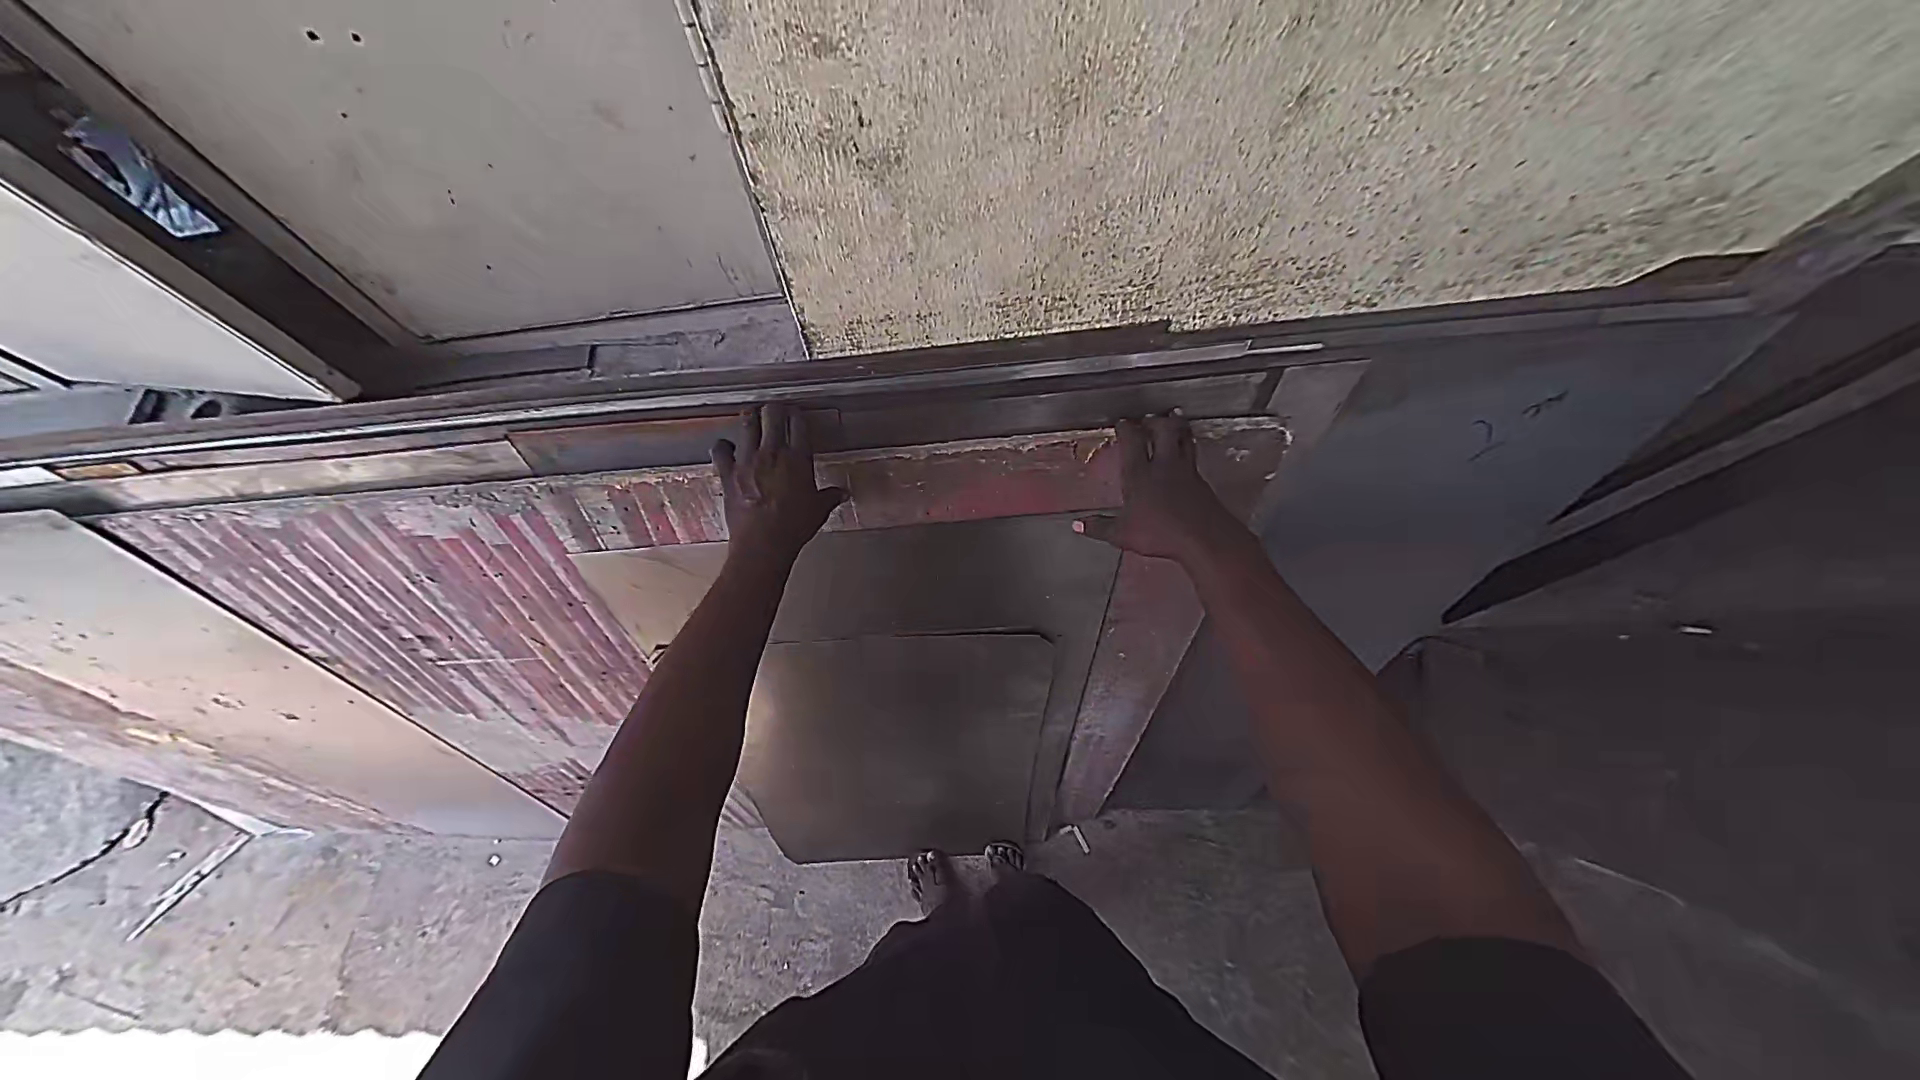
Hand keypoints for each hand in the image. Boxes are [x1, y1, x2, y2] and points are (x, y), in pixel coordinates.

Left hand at [712, 405, 844, 565]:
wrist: (763, 542)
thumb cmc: (794, 526)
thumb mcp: (818, 510)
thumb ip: (830, 496)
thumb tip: (843, 493)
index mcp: (798, 458)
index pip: (799, 424)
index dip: (798, 415)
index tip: (797, 413)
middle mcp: (772, 453)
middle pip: (773, 415)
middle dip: (775, 408)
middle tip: (776, 409)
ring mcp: (748, 460)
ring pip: (747, 424)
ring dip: (751, 417)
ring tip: (753, 414)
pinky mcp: (728, 472)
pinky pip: (721, 449)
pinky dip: (723, 445)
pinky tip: (727, 446)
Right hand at [1074, 413, 1248, 562]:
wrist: (1204, 538)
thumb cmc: (1160, 533)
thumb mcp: (1122, 534)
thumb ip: (1099, 527)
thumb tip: (1078, 526)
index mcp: (1140, 474)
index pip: (1132, 441)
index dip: (1126, 428)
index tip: (1122, 423)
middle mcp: (1164, 466)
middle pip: (1163, 430)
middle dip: (1155, 420)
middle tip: (1149, 418)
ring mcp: (1186, 471)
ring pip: (1183, 438)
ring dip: (1177, 426)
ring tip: (1174, 418)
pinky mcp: (1202, 482)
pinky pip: (1193, 456)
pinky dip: (1188, 447)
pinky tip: (1185, 455)